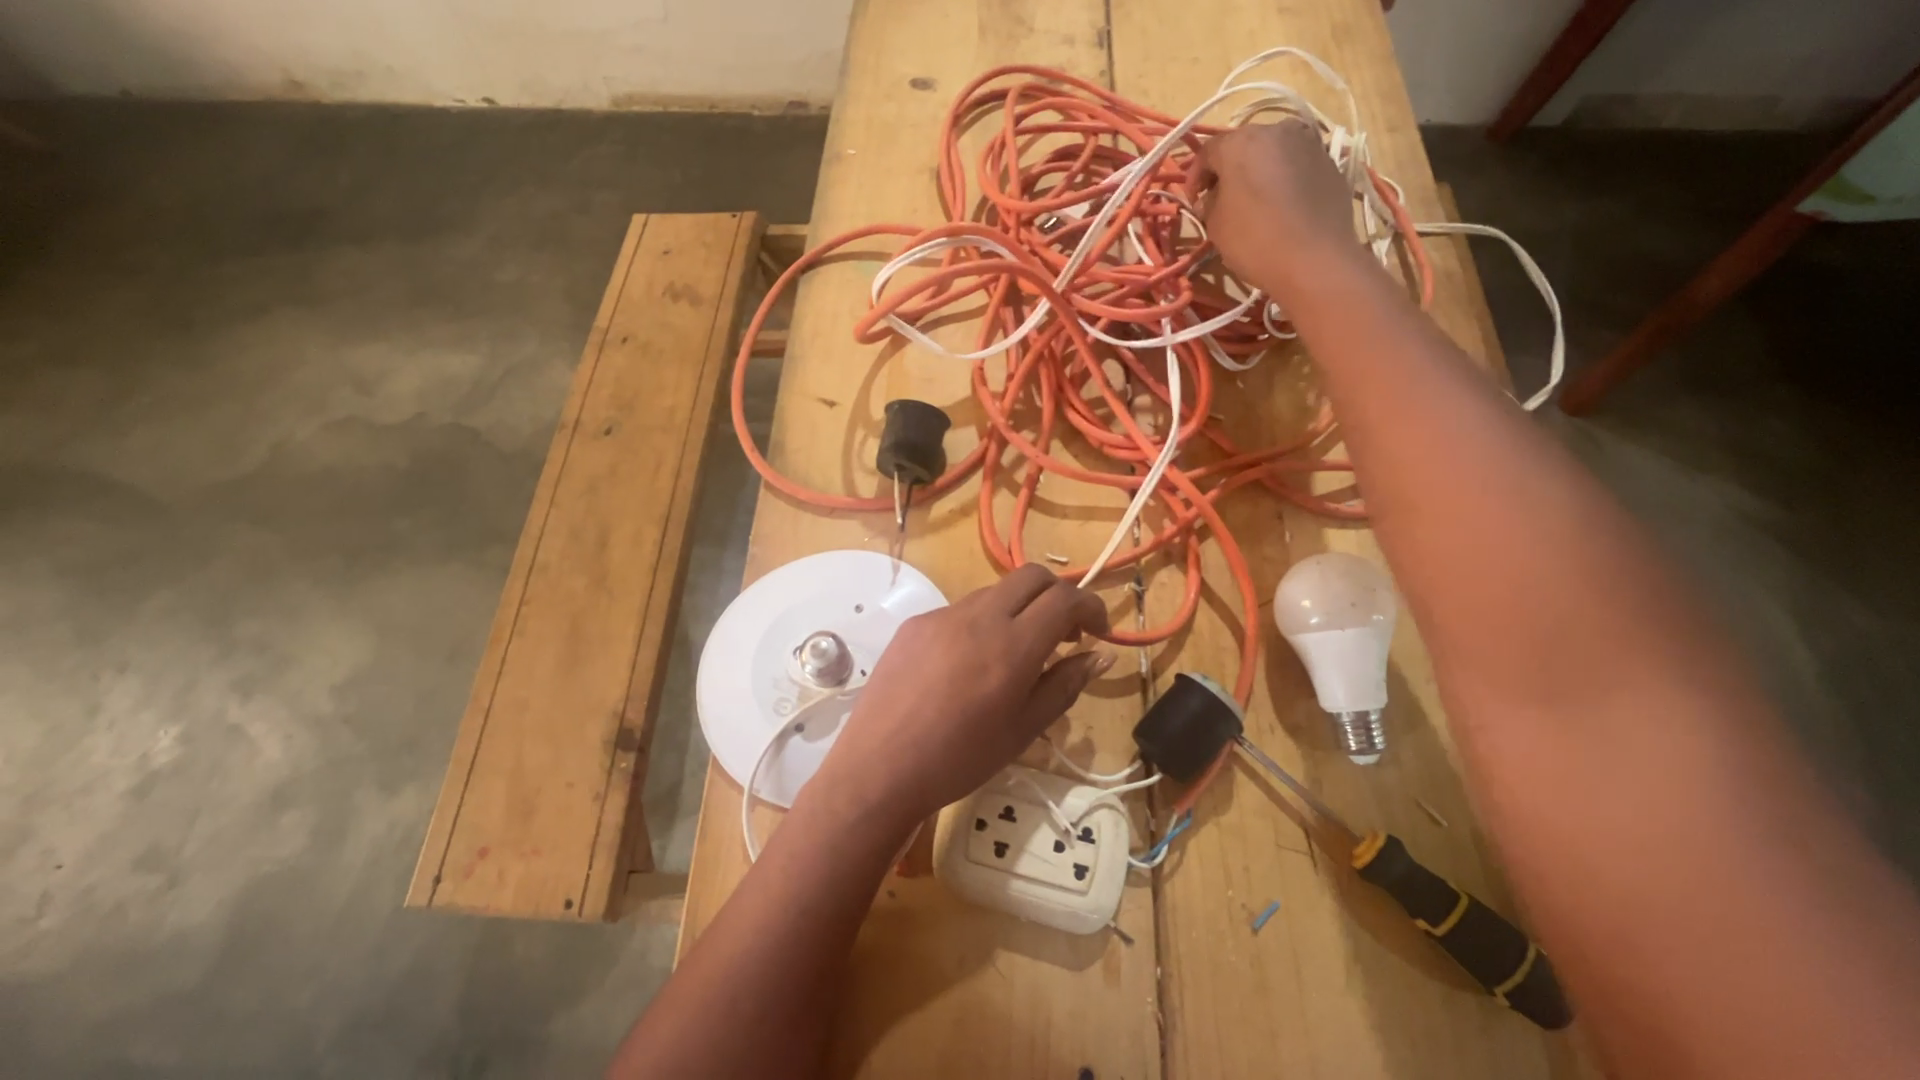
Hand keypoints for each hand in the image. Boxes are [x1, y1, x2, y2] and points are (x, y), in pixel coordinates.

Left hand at [811, 565, 1112, 826]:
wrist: (880, 768)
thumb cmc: (960, 759)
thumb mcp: (1024, 729)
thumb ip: (1064, 685)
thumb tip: (1099, 656)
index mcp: (1013, 645)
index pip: (1064, 597)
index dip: (1091, 606)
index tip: (1098, 632)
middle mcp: (978, 616)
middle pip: (1031, 577)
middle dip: (1057, 595)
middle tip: (1064, 635)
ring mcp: (941, 616)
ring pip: (994, 592)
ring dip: (1018, 610)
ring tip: (1016, 656)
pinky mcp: (913, 625)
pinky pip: (959, 612)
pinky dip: (981, 624)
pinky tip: (970, 667)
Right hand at [1198, 121, 1365, 303]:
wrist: (1315, 259)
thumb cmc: (1255, 240)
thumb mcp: (1216, 225)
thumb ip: (1210, 202)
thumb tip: (1213, 196)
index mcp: (1239, 142)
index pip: (1207, 152)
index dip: (1195, 177)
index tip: (1194, 201)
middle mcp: (1275, 130)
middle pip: (1243, 145)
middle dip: (1229, 169)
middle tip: (1222, 198)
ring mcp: (1307, 142)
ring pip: (1273, 151)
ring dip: (1259, 170)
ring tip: (1255, 199)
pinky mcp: (1329, 160)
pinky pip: (1296, 163)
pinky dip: (1284, 177)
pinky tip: (1282, 203)